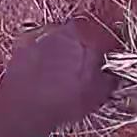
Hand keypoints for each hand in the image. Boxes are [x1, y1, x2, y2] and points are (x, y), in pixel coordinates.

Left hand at [0, 19, 118, 136]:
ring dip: (65, 56)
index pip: (108, 39)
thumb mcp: (99, 94)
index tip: (113, 66)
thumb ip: (110, 80)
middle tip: (90, 73)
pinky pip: (41, 52)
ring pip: (60, 43)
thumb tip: (112, 77)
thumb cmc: (63, 99)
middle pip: (83, 37)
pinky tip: (47, 80)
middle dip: (88, 53)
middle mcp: (63, 29)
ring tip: (67, 80)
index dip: (112, 54)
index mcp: (86, 34)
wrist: (22, 108)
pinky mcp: (22, 48)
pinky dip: (46, 62)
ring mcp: (40, 37)